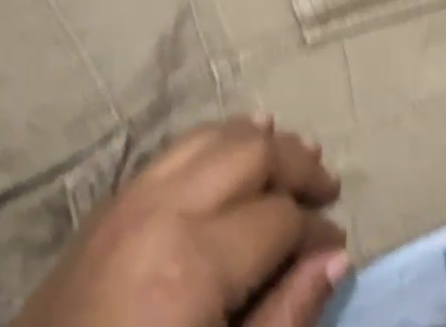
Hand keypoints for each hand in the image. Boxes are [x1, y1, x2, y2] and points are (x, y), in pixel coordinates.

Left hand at [13, 116, 348, 326]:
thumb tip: (335, 259)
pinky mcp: (109, 204)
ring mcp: (130, 199)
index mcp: (194, 263)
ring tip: (296, 153)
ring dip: (260, 142)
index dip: (317, 230)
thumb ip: (283, 317)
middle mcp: (164, 211)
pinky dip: (216, 139)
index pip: (280, 217)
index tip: (335, 247)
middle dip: (297, 165)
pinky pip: (175, 148)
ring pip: (213, 137)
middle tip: (328, 189)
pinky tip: (237, 141)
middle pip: (250, 155)